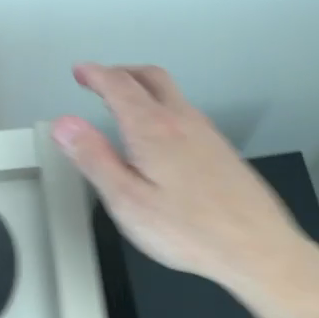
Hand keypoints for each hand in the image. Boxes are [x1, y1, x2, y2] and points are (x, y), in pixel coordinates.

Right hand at [51, 63, 318, 317]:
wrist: (253, 246)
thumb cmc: (188, 230)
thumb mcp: (126, 200)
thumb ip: (94, 158)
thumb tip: (65, 125)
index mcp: (153, 130)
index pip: (119, 86)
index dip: (95, 75)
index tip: (81, 71)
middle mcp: (183, 122)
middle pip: (151, 78)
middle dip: (121, 72)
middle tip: (101, 78)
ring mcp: (207, 135)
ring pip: (172, 94)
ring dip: (144, 88)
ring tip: (125, 100)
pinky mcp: (220, 152)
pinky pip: (187, 115)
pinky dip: (164, 108)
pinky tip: (160, 133)